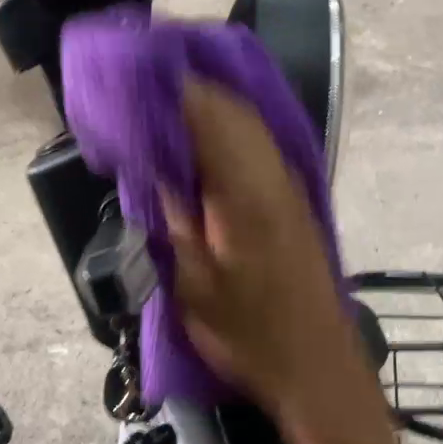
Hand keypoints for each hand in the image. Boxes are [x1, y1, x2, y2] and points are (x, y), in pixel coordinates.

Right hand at [165, 79, 366, 423]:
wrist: (315, 367)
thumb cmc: (251, 336)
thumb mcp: (194, 286)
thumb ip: (173, 221)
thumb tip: (155, 172)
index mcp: (244, 190)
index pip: (204, 111)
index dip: (166, 86)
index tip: (127, 76)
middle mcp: (272, 175)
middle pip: (229, 108)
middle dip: (183, 89)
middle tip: (136, 89)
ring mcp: (287, 187)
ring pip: (245, 125)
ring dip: (203, 110)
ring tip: (158, 114)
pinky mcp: (291, 204)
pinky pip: (254, 150)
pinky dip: (222, 137)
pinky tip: (196, 154)